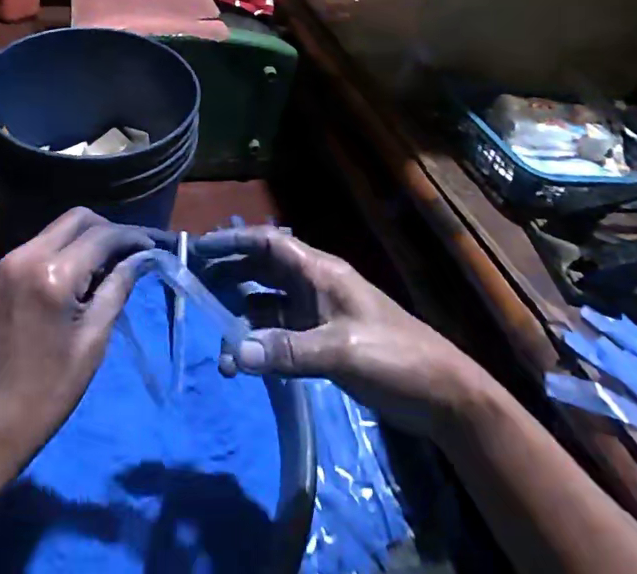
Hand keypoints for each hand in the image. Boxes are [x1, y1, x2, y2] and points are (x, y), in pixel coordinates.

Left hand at [0, 208, 154, 486]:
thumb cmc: (43, 395)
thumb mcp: (91, 345)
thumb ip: (116, 291)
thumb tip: (138, 260)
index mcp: (52, 274)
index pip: (102, 235)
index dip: (132, 237)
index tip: (152, 248)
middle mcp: (24, 256)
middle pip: (76, 219)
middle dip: (107, 230)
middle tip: (128, 255)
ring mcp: (1, 265)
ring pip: (52, 231)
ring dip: (81, 240)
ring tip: (102, 271)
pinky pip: (33, 249)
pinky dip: (57, 253)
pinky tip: (69, 283)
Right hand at [194, 225, 486, 435]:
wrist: (442, 395)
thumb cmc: (394, 358)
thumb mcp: (340, 352)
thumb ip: (287, 351)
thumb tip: (235, 353)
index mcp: (320, 272)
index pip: (268, 243)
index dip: (232, 240)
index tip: (198, 248)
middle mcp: (313, 285)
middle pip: (261, 269)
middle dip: (227, 274)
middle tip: (193, 287)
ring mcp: (316, 313)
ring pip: (266, 303)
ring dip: (239, 317)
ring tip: (216, 341)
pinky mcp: (320, 340)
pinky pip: (278, 333)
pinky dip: (258, 343)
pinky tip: (242, 364)